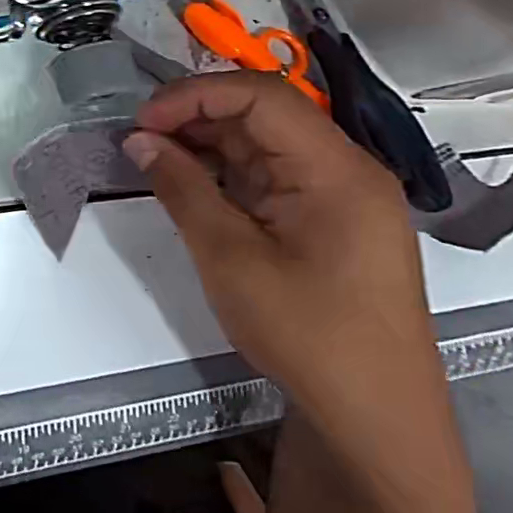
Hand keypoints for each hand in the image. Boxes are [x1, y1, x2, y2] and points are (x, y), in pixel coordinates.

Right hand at [121, 72, 438, 416]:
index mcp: (336, 169)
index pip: (260, 97)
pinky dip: (225, 172)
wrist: (373, 415)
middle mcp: (344, 169)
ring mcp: (338, 194)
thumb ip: (182, 189)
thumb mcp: (229, 258)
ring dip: (207, 143)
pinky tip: (190, 183)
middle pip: (264, 114)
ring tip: (155, 158)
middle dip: (196, 117)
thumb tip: (140, 141)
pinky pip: (270, 174)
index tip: (142, 121)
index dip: (194, 96)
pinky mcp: (326, 218)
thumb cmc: (306, 333)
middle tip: (140, 139)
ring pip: (264, 143)